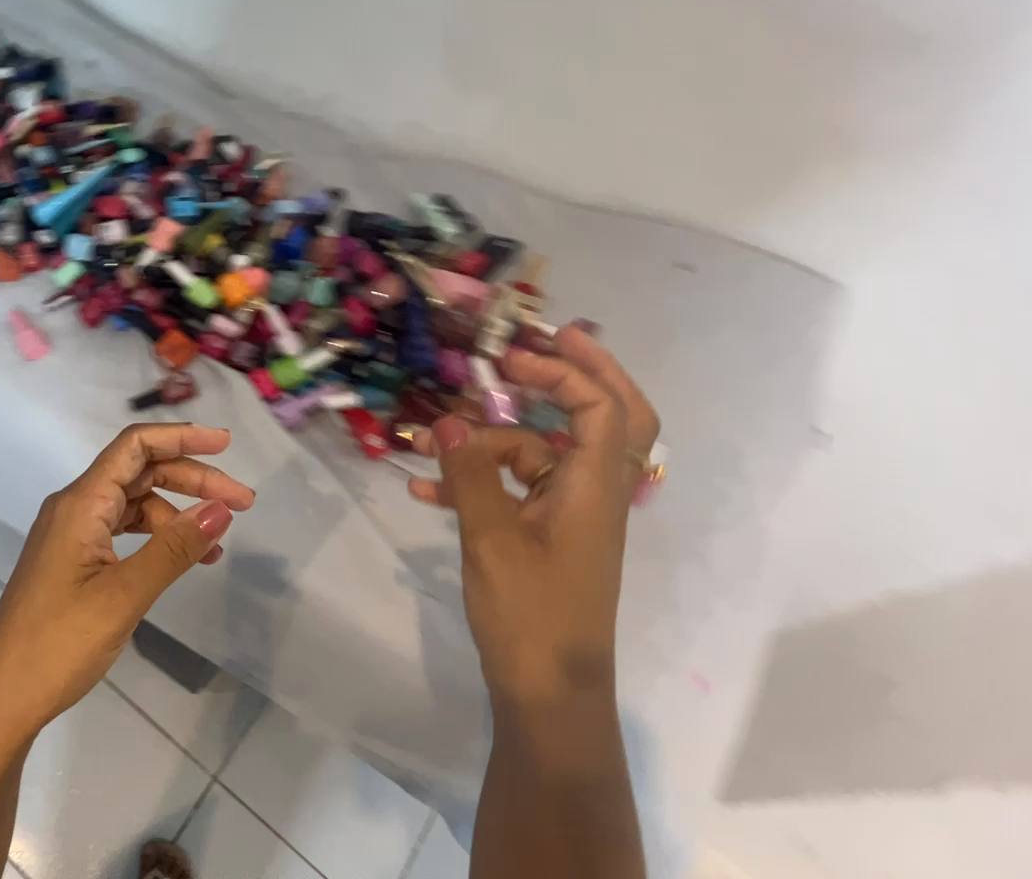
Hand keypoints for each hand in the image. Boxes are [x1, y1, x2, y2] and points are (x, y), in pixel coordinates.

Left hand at [0, 423, 255, 739]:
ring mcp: (70, 535)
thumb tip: (221, 509)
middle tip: (243, 502)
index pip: (134, 447)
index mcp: (80, 504)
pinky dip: (155, 539)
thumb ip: (173, 549)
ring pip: (132, 503)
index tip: (226, 445)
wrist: (3, 696)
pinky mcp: (72, 560)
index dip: (181, 436)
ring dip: (176, 513)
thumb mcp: (124, 595)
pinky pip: (121, 532)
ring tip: (219, 542)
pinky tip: (183, 560)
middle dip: (190, 478)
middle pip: (138, 472)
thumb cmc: (59, 644)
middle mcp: (73, 509)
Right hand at [408, 327, 659, 708]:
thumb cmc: (531, 614)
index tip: (509, 360)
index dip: (563, 373)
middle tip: (544, 340)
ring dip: (491, 440)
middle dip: (578, 375)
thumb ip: (470, 474)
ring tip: (432, 438)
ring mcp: (568, 515)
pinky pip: (511, 489)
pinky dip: (475, 479)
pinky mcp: (543, 535)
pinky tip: (424, 489)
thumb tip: (447, 421)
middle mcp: (591, 493)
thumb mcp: (491, 540)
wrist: (548, 691)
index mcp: (594, 490)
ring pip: (539, 454)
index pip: (601, 410)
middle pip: (607, 419)